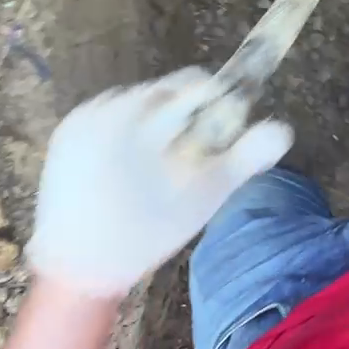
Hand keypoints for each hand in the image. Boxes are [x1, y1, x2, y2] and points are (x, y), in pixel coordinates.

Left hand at [25, 68, 292, 296]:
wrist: (78, 264)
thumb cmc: (149, 233)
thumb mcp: (204, 197)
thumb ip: (245, 157)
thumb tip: (283, 129)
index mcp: (148, 121)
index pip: (194, 84)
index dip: (216, 100)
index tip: (223, 126)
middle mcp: (111, 109)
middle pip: (165, 91)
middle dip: (185, 116)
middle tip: (190, 154)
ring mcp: (83, 117)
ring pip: (137, 101)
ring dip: (154, 122)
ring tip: (157, 164)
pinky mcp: (65, 130)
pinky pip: (106, 113)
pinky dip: (123, 130)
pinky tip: (127, 163)